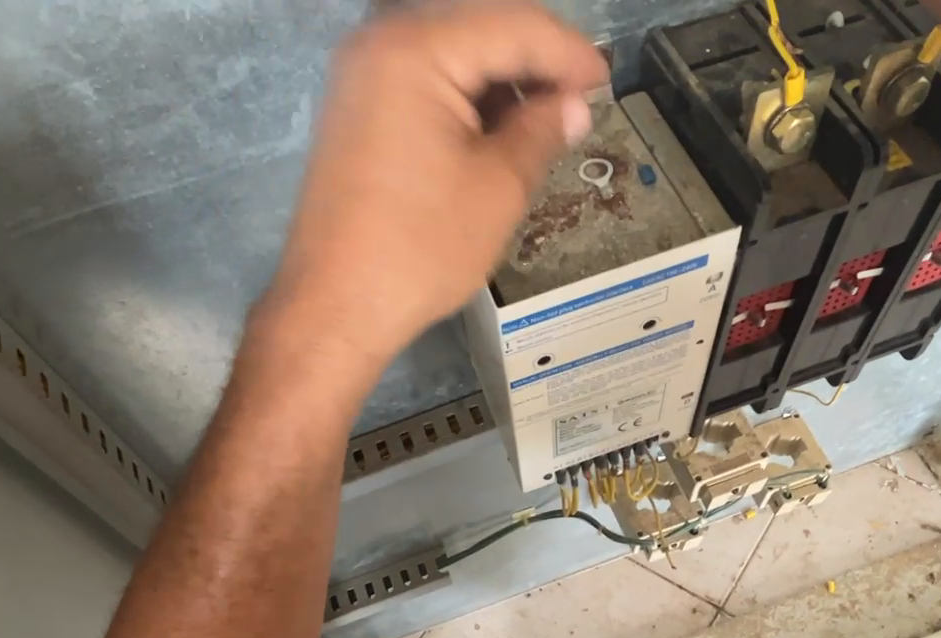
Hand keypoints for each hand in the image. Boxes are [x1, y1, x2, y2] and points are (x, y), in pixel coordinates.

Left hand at [250, 2, 606, 399]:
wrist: (336, 306)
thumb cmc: (419, 251)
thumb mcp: (497, 190)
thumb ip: (541, 132)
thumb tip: (572, 106)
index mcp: (415, 49)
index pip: (512, 25)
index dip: (567, 52)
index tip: (604, 81)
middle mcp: (379, 43)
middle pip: (477, 28)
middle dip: (533, 62)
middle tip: (577, 101)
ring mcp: (361, 76)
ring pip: (451, 56)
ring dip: (500, 82)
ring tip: (542, 124)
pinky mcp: (356, 112)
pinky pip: (423, 84)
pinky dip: (465, 101)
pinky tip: (496, 134)